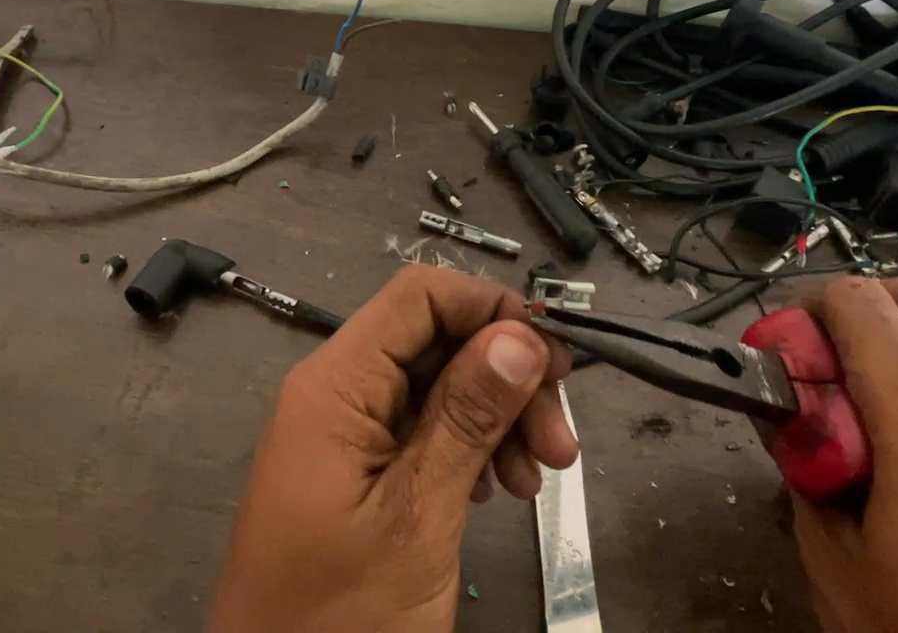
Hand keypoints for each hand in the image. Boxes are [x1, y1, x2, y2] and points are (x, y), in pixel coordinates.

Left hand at [209, 264, 578, 632]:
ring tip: (537, 477)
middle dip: (504, 375)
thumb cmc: (341, 616)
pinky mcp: (359, 466)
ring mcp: (347, 430)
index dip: (488, 308)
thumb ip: (466, 417)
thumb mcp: (417, 516)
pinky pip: (423, 429)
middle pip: (434, 340)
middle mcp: (337, 390)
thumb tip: (519, 333)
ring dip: (497, 417)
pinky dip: (470, 448)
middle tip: (561, 440)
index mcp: (336, 383)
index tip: (552, 356)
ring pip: (437, 385)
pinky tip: (498, 488)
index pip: (418, 296)